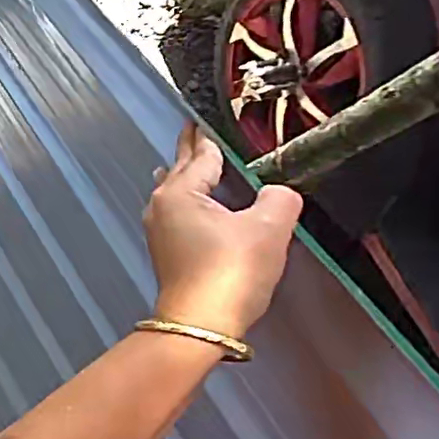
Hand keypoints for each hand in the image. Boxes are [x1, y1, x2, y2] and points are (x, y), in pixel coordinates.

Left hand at [143, 124, 302, 338]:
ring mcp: (159, 227)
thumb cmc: (230, 271)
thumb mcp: (267, 229)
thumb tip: (278, 191)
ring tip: (192, 159)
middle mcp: (161, 203)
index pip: (201, 154)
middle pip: (181, 168)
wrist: (200, 324)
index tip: (207, 114)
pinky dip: (190, 199)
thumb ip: (279, 199)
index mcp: (180, 191)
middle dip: (191, 149)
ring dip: (187, 175)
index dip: (210, 135)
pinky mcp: (166, 248)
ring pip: (175, 190)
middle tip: (196, 128)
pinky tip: (195, 202)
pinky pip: (178, 210)